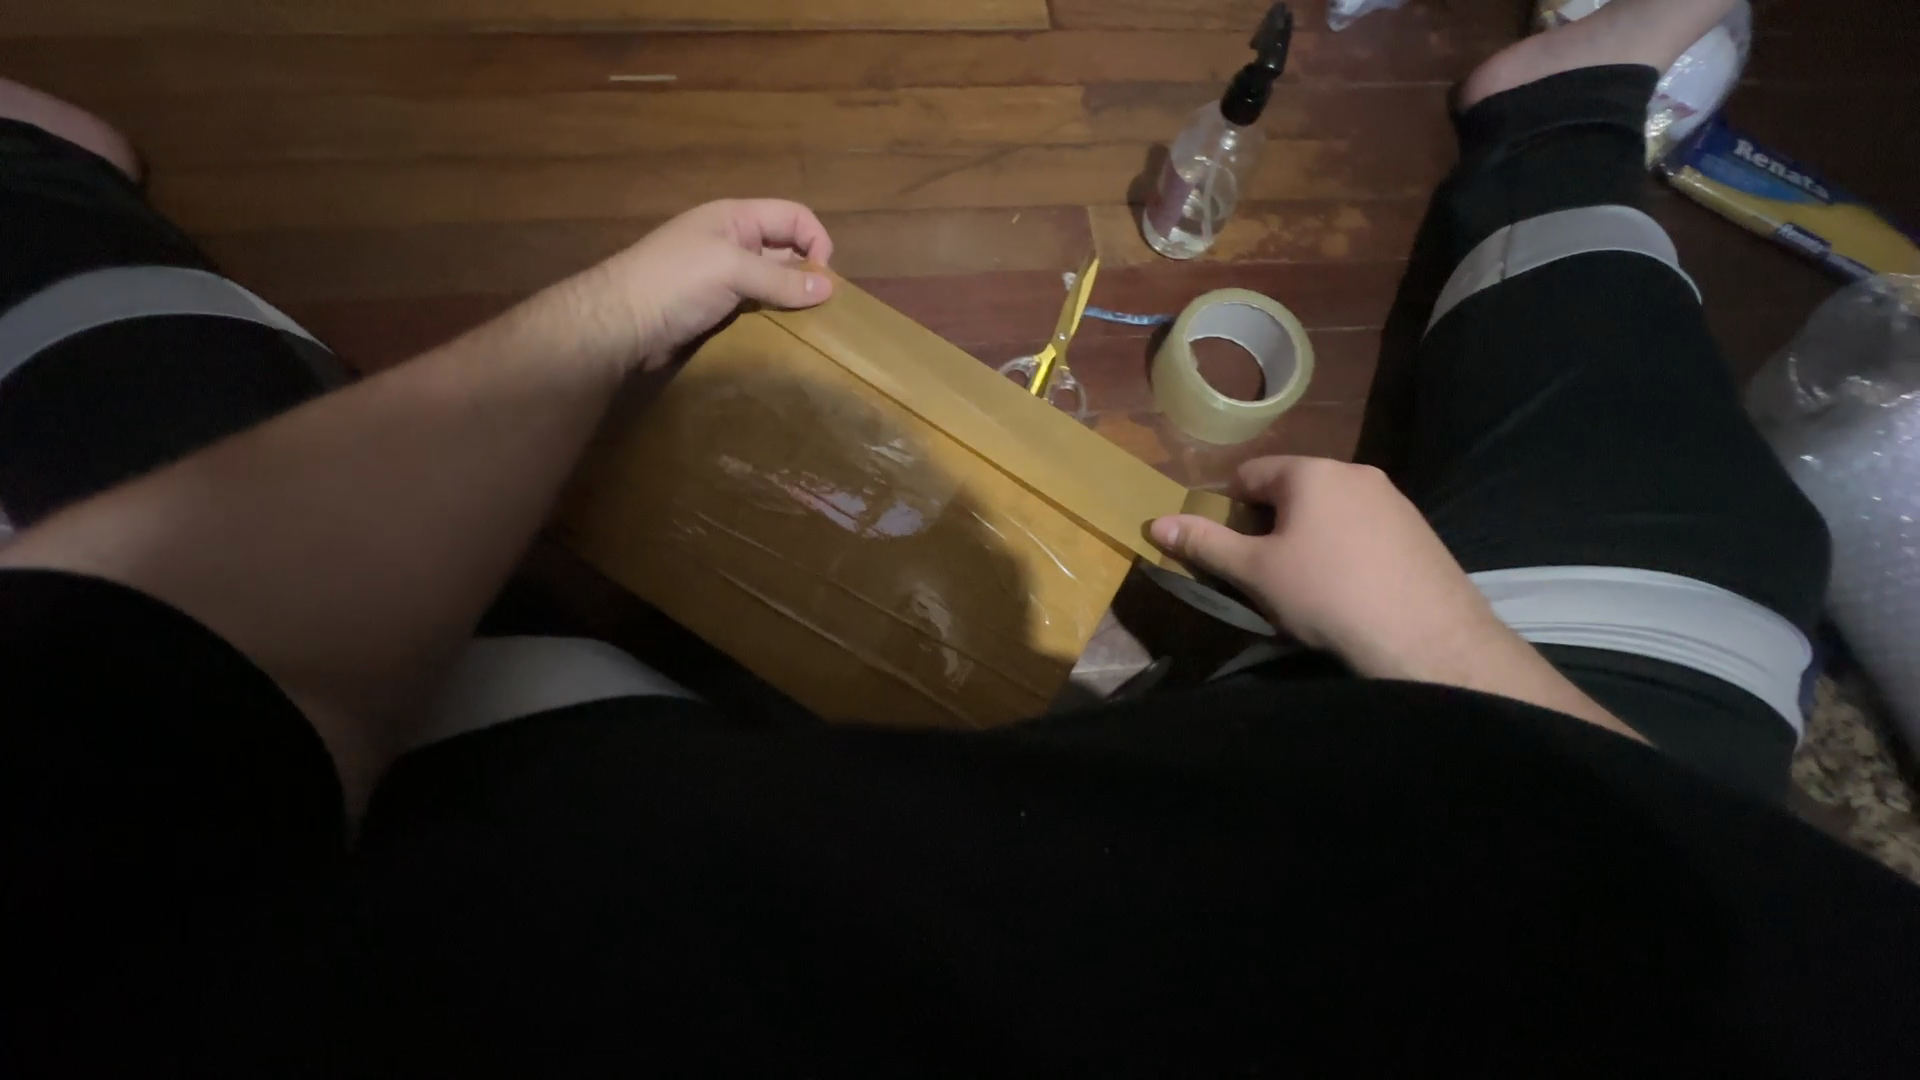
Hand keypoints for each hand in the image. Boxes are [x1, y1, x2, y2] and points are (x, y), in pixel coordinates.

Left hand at [570, 199, 835, 371]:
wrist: (622, 324)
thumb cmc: (675, 282)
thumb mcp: (731, 270)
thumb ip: (781, 280)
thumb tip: (829, 288)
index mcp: (737, 219)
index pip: (795, 218)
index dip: (816, 242)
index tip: (824, 280)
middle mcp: (735, 243)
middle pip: (788, 252)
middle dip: (808, 276)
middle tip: (821, 310)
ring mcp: (726, 278)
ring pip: (776, 285)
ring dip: (793, 303)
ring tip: (808, 327)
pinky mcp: (720, 309)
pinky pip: (759, 309)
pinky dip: (775, 320)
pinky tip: (783, 337)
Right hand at [1149, 456, 1506, 679]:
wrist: (1427, 638)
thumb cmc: (1326, 594)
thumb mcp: (1254, 572)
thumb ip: (1205, 543)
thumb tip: (1155, 523)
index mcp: (1310, 472)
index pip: (1248, 475)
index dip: (1229, 511)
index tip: (1232, 551)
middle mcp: (1354, 472)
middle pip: (1290, 491)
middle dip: (1270, 525)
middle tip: (1267, 573)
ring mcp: (1394, 499)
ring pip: (1328, 510)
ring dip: (1308, 537)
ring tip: (1309, 586)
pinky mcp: (1418, 529)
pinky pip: (1363, 528)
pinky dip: (1345, 550)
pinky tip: (1350, 590)